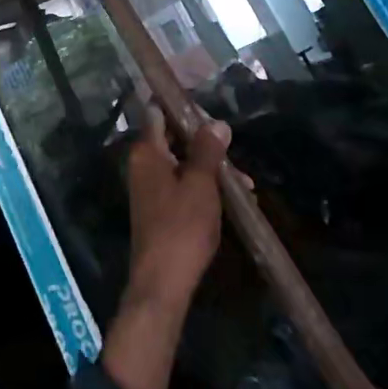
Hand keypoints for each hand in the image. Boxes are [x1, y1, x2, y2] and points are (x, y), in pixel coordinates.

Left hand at [124, 106, 232, 308]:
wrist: (163, 279)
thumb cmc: (182, 226)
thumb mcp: (200, 184)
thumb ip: (207, 151)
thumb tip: (216, 123)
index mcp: (146, 152)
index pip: (158, 114)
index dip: (183, 109)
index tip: (211, 113)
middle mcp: (142, 164)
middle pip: (173, 139)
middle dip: (206, 143)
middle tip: (235, 151)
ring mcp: (149, 186)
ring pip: (182, 164)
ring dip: (211, 168)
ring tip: (245, 183)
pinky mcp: (158, 206)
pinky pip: (182, 184)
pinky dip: (204, 186)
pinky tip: (233, 198)